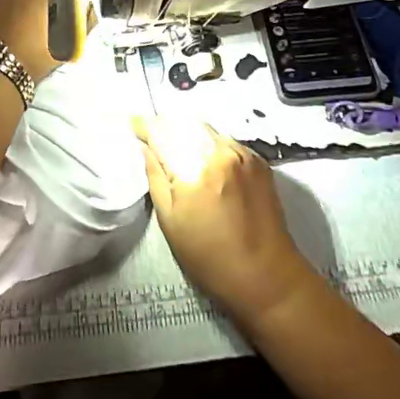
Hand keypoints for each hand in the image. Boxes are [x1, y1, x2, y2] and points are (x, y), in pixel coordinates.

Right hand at [136, 117, 319, 321]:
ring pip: (209, 131)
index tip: (133, 124)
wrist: (265, 274)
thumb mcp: (171, 221)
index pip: (164, 132)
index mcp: (196, 168)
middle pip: (187, 125)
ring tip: (180, 152)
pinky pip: (228, 142)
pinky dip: (212, 146)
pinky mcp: (260, 161)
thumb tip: (146, 147)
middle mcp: (222, 152)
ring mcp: (245, 154)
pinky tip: (208, 165)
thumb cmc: (209, 257)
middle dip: (168, 129)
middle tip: (154, 139)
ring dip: (191, 135)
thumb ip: (156, 177)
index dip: (146, 125)